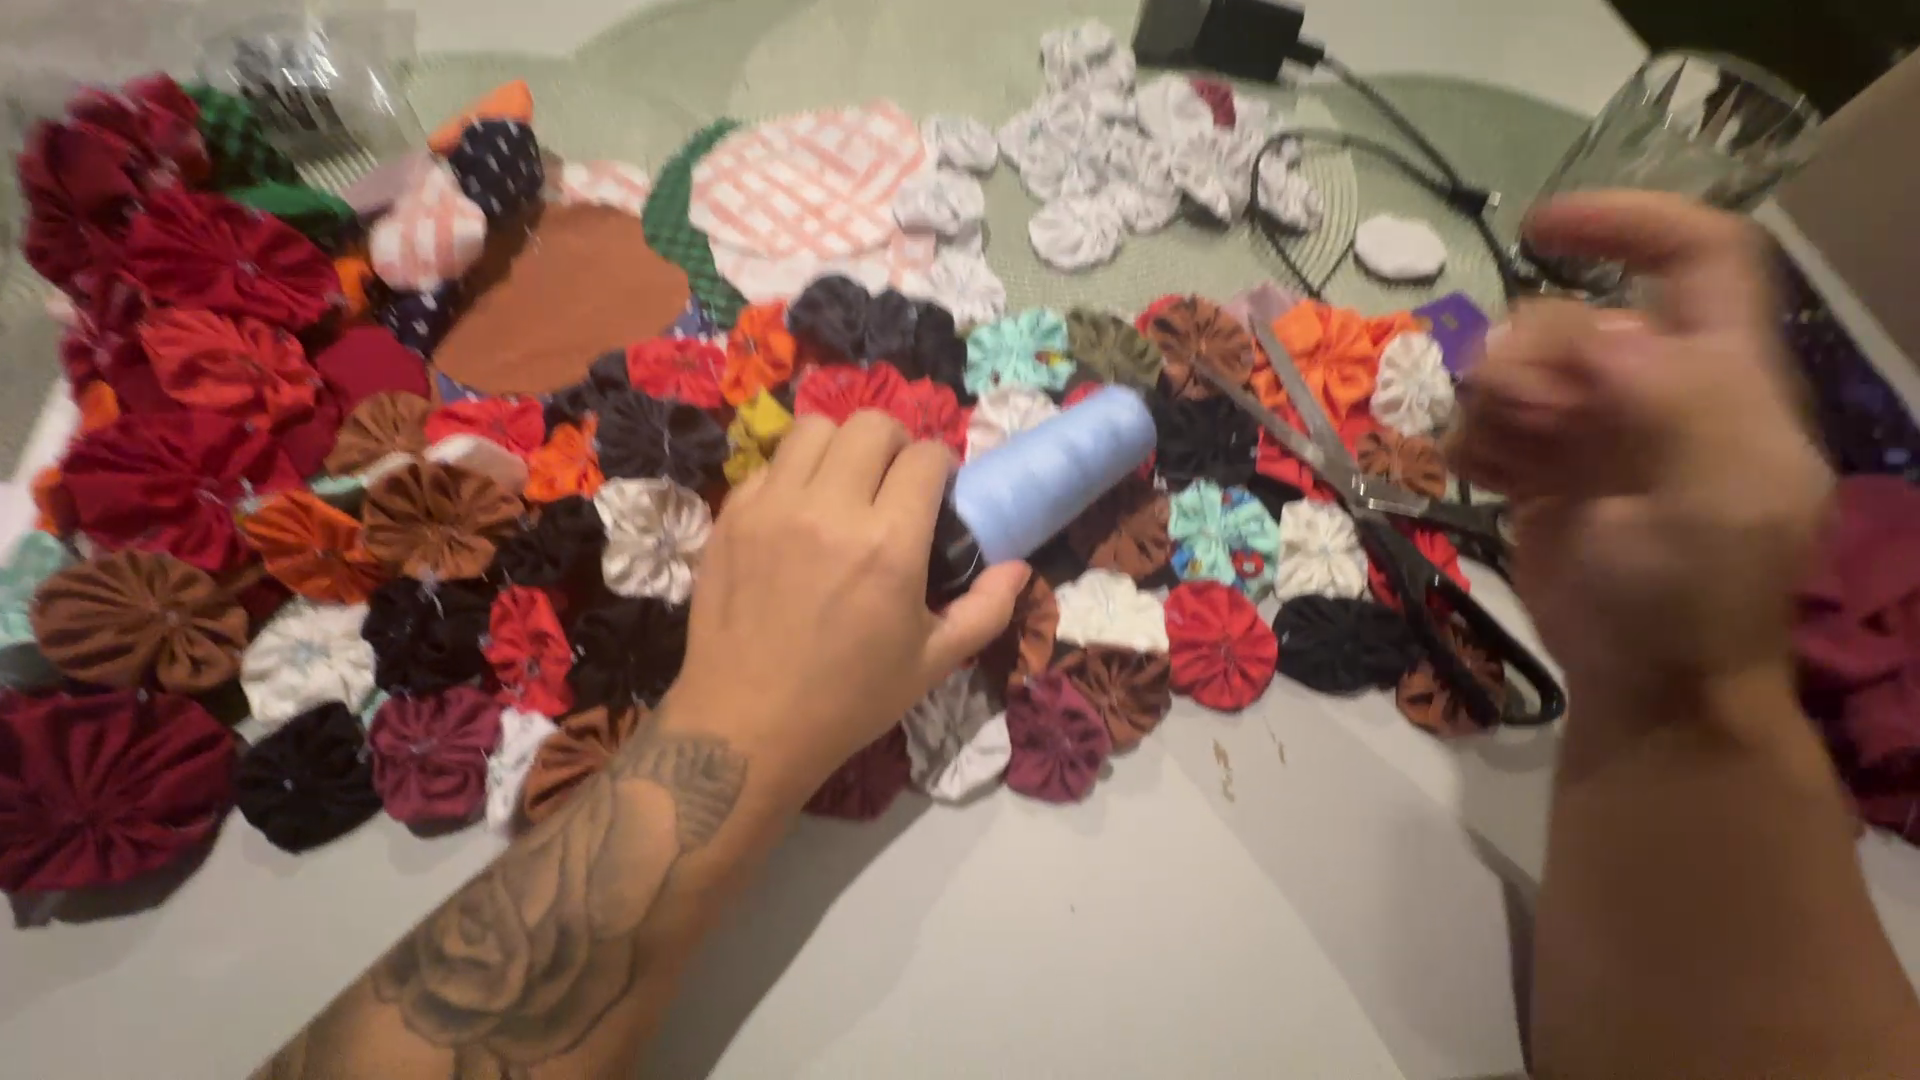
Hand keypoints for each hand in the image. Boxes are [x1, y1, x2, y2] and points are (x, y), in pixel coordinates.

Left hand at [665, 411, 1029, 797]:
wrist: (747, 725)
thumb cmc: (850, 698)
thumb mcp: (933, 662)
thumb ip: (986, 608)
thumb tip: (1018, 566)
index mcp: (889, 544)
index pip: (925, 456)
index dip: (941, 465)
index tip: (938, 490)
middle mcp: (830, 510)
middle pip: (871, 424)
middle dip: (896, 443)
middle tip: (895, 481)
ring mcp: (772, 507)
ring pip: (815, 428)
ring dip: (842, 446)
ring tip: (846, 484)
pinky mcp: (731, 516)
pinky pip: (770, 464)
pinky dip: (794, 474)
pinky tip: (799, 513)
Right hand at [1447, 192, 1831, 707]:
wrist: (1643, 677)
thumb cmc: (1688, 598)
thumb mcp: (1710, 504)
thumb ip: (1672, 407)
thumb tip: (1599, 335)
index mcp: (1717, 379)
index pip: (1695, 258)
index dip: (1625, 223)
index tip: (1534, 227)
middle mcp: (1650, 390)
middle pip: (1568, 322)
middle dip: (1526, 356)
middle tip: (1512, 410)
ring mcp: (1589, 431)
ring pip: (1514, 372)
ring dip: (1490, 406)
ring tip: (1499, 460)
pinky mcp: (1539, 470)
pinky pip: (1483, 426)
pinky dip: (1470, 445)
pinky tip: (1482, 480)